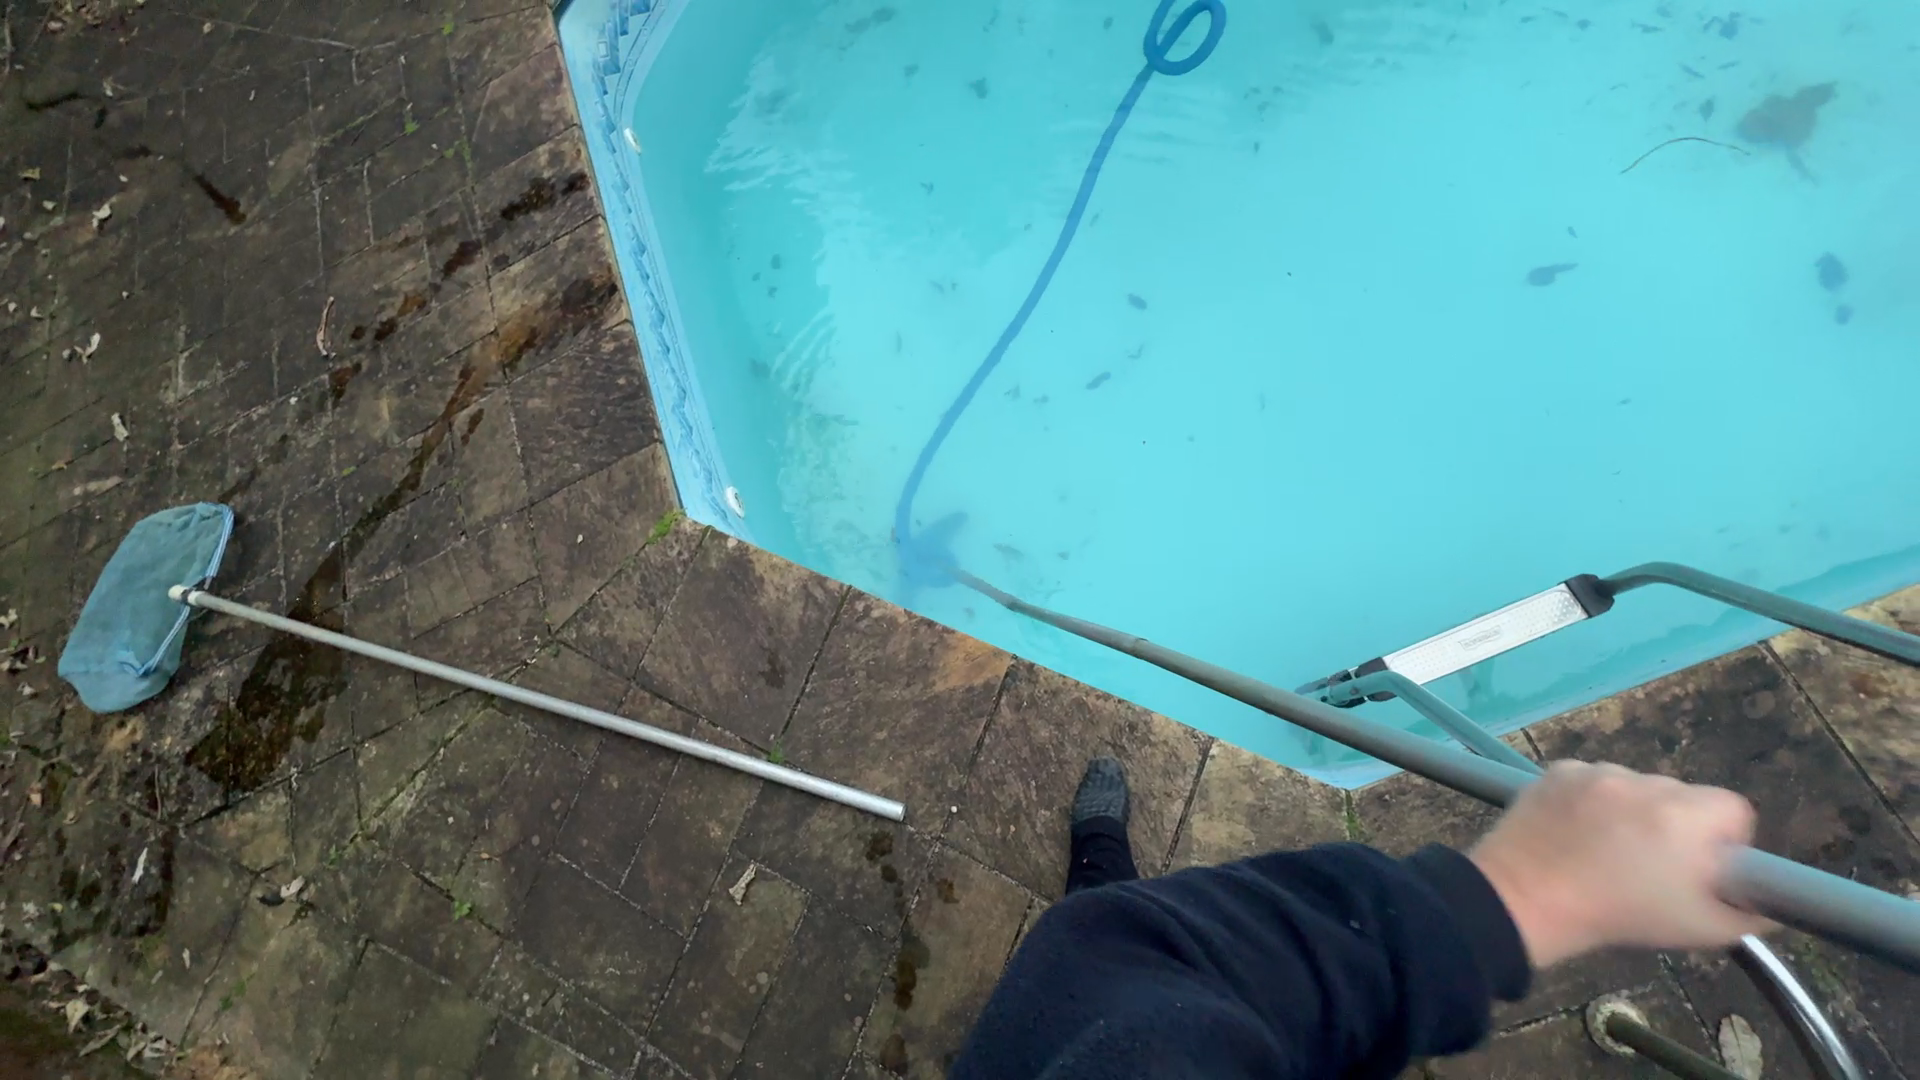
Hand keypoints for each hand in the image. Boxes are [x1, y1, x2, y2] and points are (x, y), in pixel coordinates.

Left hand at [1468, 761, 1772, 967]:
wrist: (1528, 893)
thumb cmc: (1621, 913)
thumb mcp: (1709, 927)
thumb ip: (1754, 909)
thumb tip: (1767, 895)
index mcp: (1684, 814)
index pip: (1733, 806)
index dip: (1725, 838)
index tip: (1702, 863)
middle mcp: (1639, 781)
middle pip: (1680, 793)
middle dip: (1677, 822)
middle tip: (1652, 859)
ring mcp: (1591, 772)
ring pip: (1632, 784)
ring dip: (1631, 807)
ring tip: (1607, 845)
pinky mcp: (1555, 770)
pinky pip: (1590, 778)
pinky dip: (1590, 797)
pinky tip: (1576, 826)